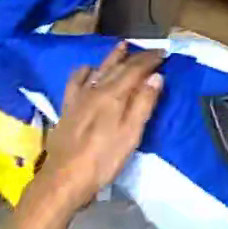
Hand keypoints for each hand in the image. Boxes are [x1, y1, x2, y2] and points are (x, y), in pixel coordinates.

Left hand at [23, 44, 165, 224]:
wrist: (63, 180)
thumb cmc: (103, 160)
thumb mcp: (131, 134)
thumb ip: (144, 103)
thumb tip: (156, 76)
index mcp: (113, 96)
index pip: (135, 70)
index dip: (150, 60)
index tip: (164, 53)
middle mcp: (94, 91)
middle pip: (117, 67)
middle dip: (136, 56)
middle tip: (151, 50)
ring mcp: (78, 99)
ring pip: (97, 69)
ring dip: (112, 57)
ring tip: (122, 47)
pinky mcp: (67, 108)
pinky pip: (75, 81)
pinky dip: (85, 71)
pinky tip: (89, 70)